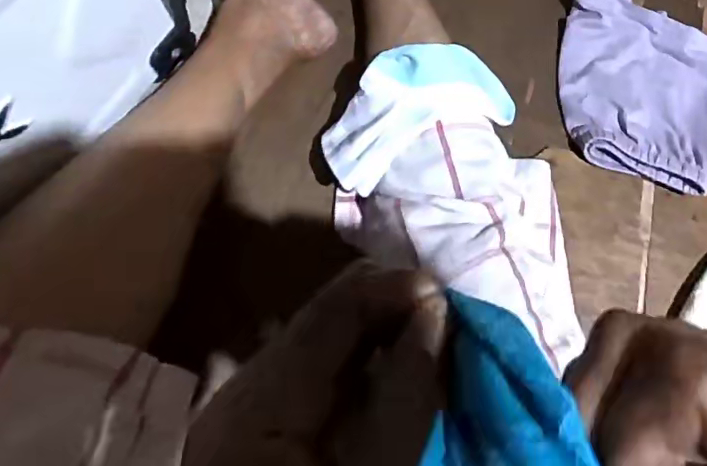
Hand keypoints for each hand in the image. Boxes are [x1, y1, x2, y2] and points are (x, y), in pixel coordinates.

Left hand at [185, 261, 448, 465]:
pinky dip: (375, 356)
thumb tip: (438, 307)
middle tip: (452, 326)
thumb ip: (407, 390)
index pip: (344, 300)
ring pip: (339, 328)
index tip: (454, 305)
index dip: (404, 287)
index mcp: (262, 396)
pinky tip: (404, 373)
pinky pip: (332, 361)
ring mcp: (258, 398)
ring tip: (437, 346)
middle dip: (401, 304)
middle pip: (339, 305)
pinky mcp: (271, 419)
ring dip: (392, 328)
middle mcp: (252, 380)